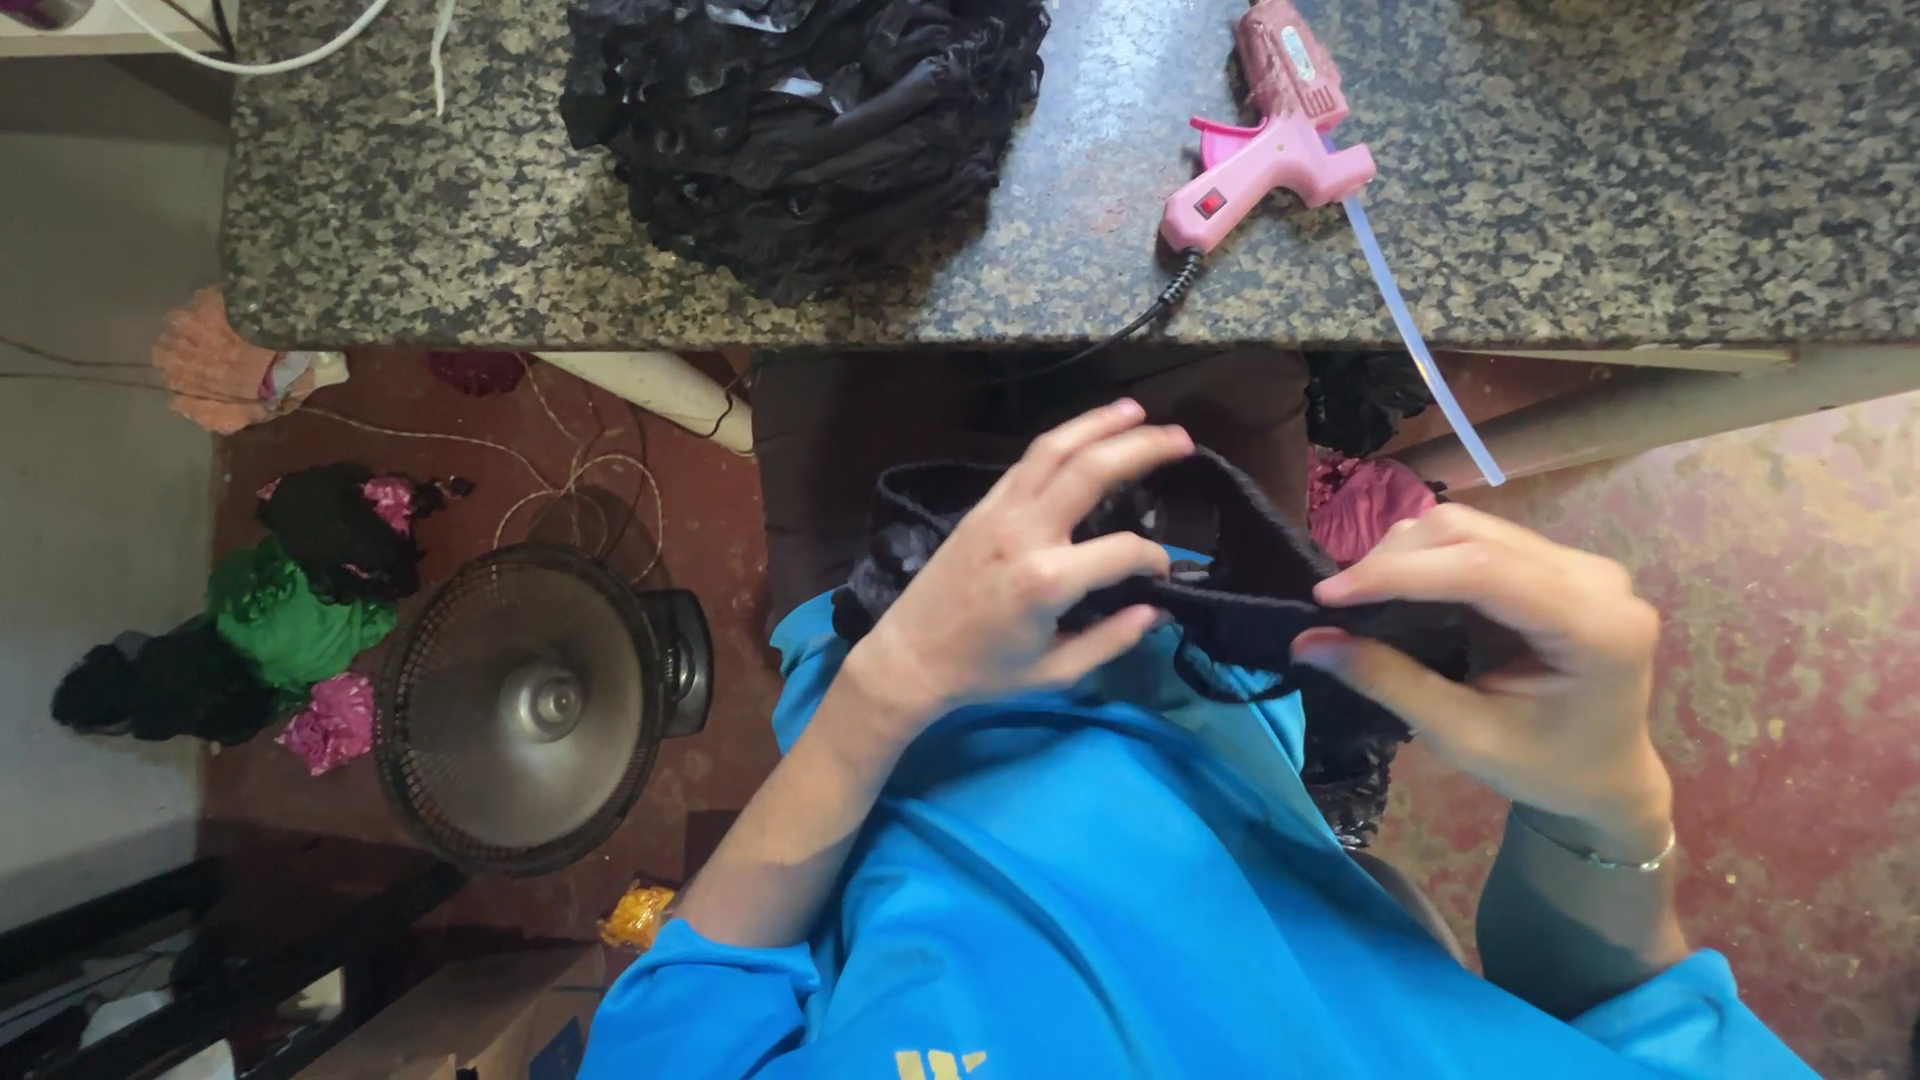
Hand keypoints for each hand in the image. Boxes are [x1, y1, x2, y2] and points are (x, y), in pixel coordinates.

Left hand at [842, 400, 1193, 733]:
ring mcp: (998, 513)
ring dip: (1097, 424)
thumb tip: (1156, 610)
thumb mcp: (1055, 671)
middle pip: (1091, 470)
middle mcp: (1025, 533)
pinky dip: (1059, 443)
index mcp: (1048, 581)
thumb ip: (1111, 640)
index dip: (1155, 559)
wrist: (909, 658)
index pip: (1124, 550)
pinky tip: (1082, 438)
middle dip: (1142, 447)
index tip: (1163, 571)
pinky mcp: (980, 507)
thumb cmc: (983, 672)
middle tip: (1182, 438)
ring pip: (1052, 450)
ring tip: (1135, 410)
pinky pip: (1025, 463)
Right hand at [1291, 504, 1671, 859]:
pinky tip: (1396, 586)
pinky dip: (1418, 555)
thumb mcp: (1459, 736)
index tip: (1326, 596)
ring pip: (1461, 525)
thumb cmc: (1542, 766)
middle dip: (1389, 560)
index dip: (1396, 574)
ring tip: (1363, 594)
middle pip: (1466, 533)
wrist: (1605, 774)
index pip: (1481, 570)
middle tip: (1338, 602)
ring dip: (1399, 553)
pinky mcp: (1550, 561)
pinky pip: (1469, 536)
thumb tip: (1306, 641)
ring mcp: (1575, 563)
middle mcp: (1593, 579)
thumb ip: (1386, 681)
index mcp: (1595, 629)